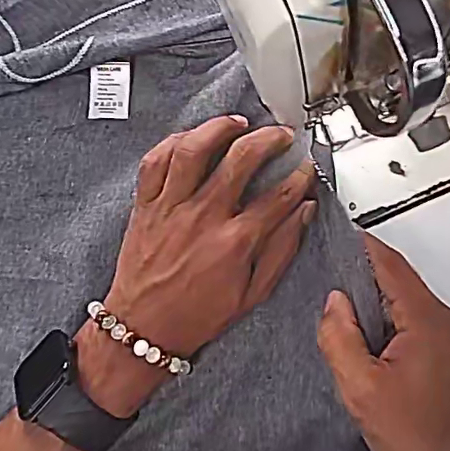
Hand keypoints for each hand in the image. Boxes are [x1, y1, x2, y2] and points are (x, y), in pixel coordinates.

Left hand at [76, 115, 317, 416]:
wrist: (144, 327)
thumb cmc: (196, 314)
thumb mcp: (252, 293)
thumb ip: (282, 249)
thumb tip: (303, 213)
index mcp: (234, 243)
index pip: (278, 195)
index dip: (299, 176)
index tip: (305, 168)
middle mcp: (203, 218)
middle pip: (241, 159)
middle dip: (269, 139)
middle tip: (281, 136)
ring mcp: (171, 207)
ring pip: (194, 149)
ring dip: (220, 128)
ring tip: (237, 123)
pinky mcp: (146, 205)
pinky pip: (156, 161)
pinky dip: (174, 141)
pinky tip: (192, 137)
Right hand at [317, 235, 449, 450]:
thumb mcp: (361, 391)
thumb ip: (340, 337)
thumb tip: (334, 303)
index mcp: (431, 323)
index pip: (390, 264)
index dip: (361, 246)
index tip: (339, 233)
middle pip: (400, 285)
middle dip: (364, 288)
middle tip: (332, 300)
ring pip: (410, 310)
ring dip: (380, 315)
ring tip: (353, 340)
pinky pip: (423, 330)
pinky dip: (397, 334)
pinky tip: (378, 361)